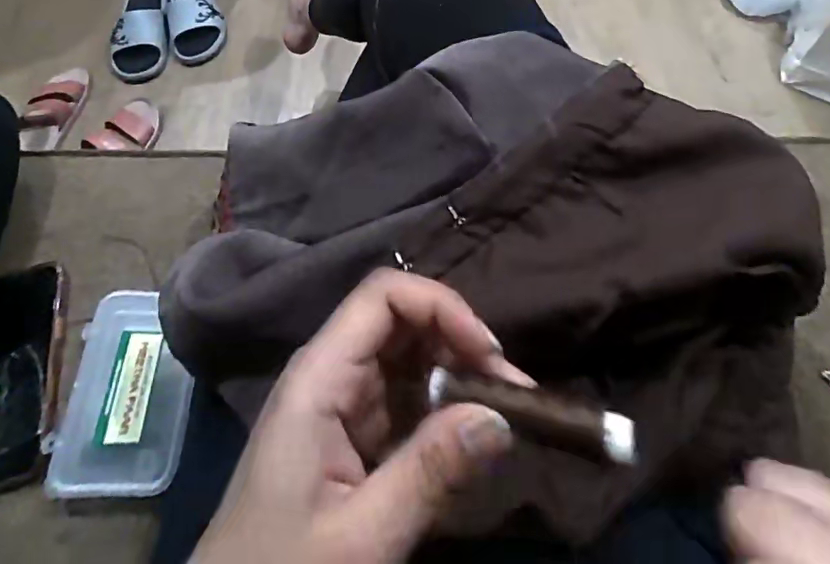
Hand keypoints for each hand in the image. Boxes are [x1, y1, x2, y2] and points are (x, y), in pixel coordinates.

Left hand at [191, 270, 531, 563]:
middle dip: (458, 338)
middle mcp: (331, 371)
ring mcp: (342, 399)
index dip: (440, 305)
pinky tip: (471, 432)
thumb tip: (501, 416)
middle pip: (400, 318)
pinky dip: (444, 404)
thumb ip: (430, 471)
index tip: (488, 352)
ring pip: (408, 354)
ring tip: (501, 407)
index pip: (382, 295)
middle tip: (510, 387)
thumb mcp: (361, 533)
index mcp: (320, 374)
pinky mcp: (353, 430)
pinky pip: (406, 395)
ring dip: (457, 370)